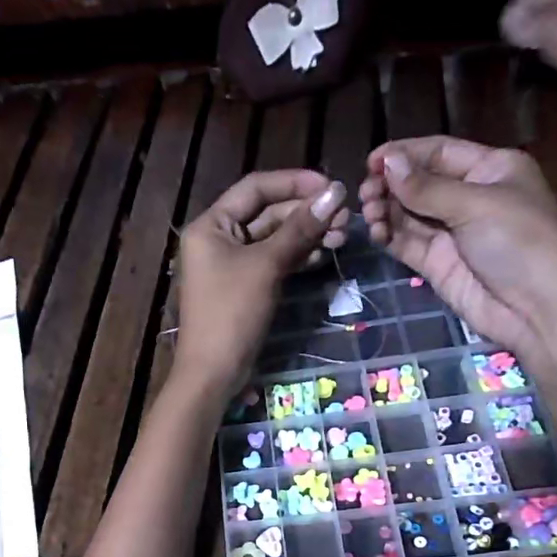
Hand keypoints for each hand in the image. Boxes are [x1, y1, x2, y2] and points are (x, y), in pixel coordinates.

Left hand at [174, 170, 349, 393]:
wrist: (213, 373)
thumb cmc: (231, 314)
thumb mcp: (266, 266)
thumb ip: (300, 229)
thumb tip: (335, 193)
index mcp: (211, 225)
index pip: (256, 188)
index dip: (295, 183)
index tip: (331, 187)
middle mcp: (219, 239)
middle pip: (267, 214)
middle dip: (306, 213)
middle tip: (345, 216)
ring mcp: (232, 266)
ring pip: (274, 240)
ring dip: (307, 236)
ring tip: (342, 236)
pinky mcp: (245, 289)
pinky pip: (273, 263)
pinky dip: (297, 258)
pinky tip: (324, 255)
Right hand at [360, 136, 556, 358]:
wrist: (539, 311)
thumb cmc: (521, 243)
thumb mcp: (476, 205)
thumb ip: (427, 188)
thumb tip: (387, 162)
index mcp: (490, 169)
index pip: (439, 152)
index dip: (404, 154)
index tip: (371, 162)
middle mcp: (470, 198)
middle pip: (420, 183)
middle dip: (391, 186)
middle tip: (365, 194)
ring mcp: (453, 234)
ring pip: (410, 214)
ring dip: (387, 211)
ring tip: (368, 214)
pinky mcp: (439, 266)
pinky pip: (409, 244)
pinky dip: (391, 236)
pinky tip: (377, 232)